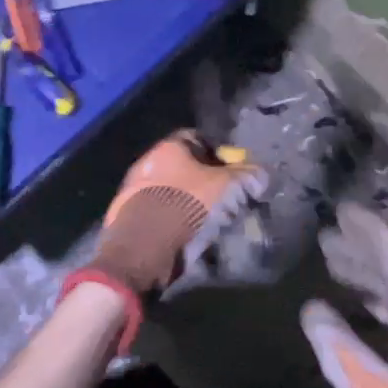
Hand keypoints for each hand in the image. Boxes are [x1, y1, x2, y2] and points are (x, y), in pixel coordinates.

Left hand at [93, 130, 266, 294]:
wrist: (143, 248)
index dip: (220, 153)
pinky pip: (157, 213)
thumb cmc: (187, 206)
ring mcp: (132, 191)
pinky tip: (185, 236)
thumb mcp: (228, 188)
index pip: (198, 138)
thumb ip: (248, 176)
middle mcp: (147, 162)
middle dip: (204, 181)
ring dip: (187, 203)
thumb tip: (261, 175)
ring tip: (207, 223)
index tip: (234, 172)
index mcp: (168, 147)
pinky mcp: (126, 218)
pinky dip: (171, 221)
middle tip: (224, 200)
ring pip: (169, 190)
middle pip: (182, 166)